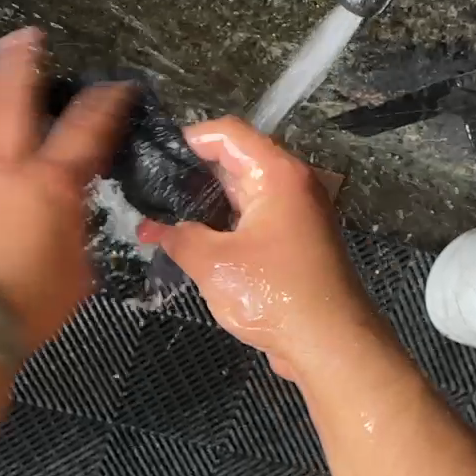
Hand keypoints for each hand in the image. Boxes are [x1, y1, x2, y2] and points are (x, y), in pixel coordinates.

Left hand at [0, 28, 133, 351]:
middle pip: (14, 102)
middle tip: (27, 40)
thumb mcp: (79, 275)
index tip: (116, 88)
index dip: (106, 104)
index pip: (87, 132)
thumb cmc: (34, 307)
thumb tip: (70, 223)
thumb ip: (76, 237)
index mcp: (53, 187)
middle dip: (23, 65)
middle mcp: (8, 172)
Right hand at [137, 117, 375, 374]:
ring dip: (205, 206)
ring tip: (162, 220)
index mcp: (276, 175)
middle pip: (236, 162)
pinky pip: (252, 222)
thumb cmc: (272, 294)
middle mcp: (291, 186)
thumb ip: (179, 238)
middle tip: (148, 193)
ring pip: (242, 196)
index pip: (228, 134)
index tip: (153, 157)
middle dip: (191, 175)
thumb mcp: (213, 264)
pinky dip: (223, 227)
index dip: (188, 139)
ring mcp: (295, 216)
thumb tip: (151, 227)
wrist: (327, 341)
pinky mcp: (294, 244)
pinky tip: (193, 245)